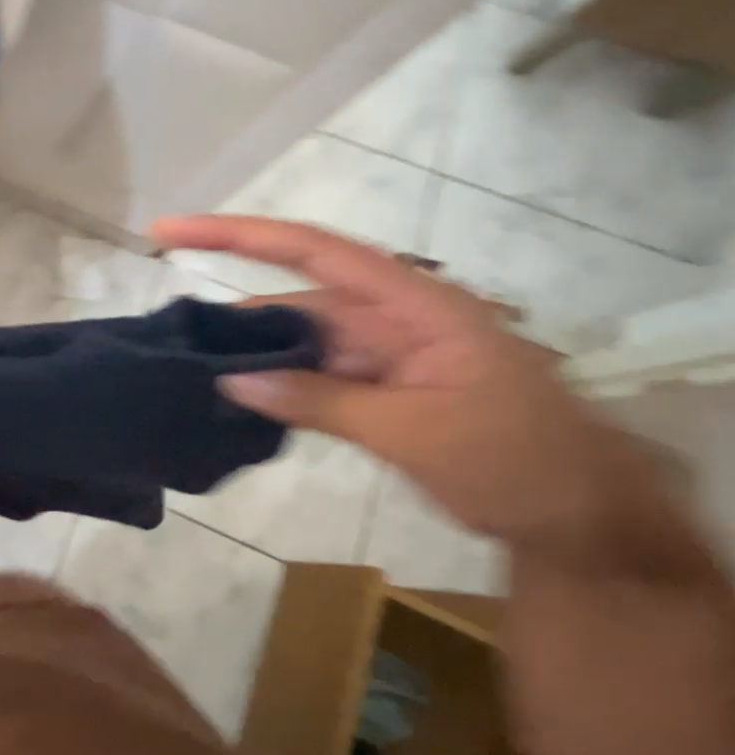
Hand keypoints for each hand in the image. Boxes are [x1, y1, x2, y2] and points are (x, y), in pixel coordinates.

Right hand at [151, 216, 627, 550]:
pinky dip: (272, 386)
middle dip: (231, 314)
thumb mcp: (413, 432)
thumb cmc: (517, 462)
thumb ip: (318, 400)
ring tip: (186, 373)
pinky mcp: (376, 388)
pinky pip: (309, 374)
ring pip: (295, 341)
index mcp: (411, 305)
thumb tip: (228, 380)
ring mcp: (383, 354)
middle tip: (166, 337)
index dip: (236, 234)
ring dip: (248, 357)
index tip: (169, 229)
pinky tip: (233, 401)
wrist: (588, 525)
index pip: (312, 251)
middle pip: (293, 299)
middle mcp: (391, 318)